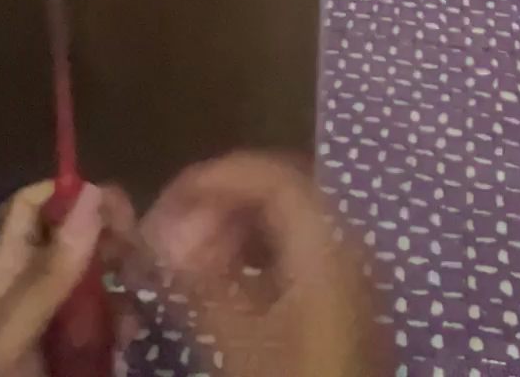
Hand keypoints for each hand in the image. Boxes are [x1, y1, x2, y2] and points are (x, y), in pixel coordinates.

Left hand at [0, 181, 136, 376]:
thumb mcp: (0, 340)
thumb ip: (47, 275)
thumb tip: (92, 193)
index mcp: (1, 277)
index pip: (34, 208)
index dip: (71, 196)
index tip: (117, 215)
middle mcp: (21, 298)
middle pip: (72, 247)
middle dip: (110, 250)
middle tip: (138, 272)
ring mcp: (39, 339)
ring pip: (89, 295)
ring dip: (118, 300)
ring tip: (134, 327)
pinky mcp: (58, 367)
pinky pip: (93, 341)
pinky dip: (113, 339)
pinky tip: (123, 354)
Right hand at [141, 153, 383, 376]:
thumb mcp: (241, 342)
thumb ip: (204, 278)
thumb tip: (168, 232)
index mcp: (327, 242)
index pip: (273, 178)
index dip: (218, 177)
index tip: (170, 198)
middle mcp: (347, 241)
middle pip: (283, 189)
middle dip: (225, 198)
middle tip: (175, 223)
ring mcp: (351, 267)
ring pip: (290, 217)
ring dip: (240, 222)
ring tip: (192, 250)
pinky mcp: (345, 295)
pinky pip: (300, 246)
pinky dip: (260, 248)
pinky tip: (227, 275)